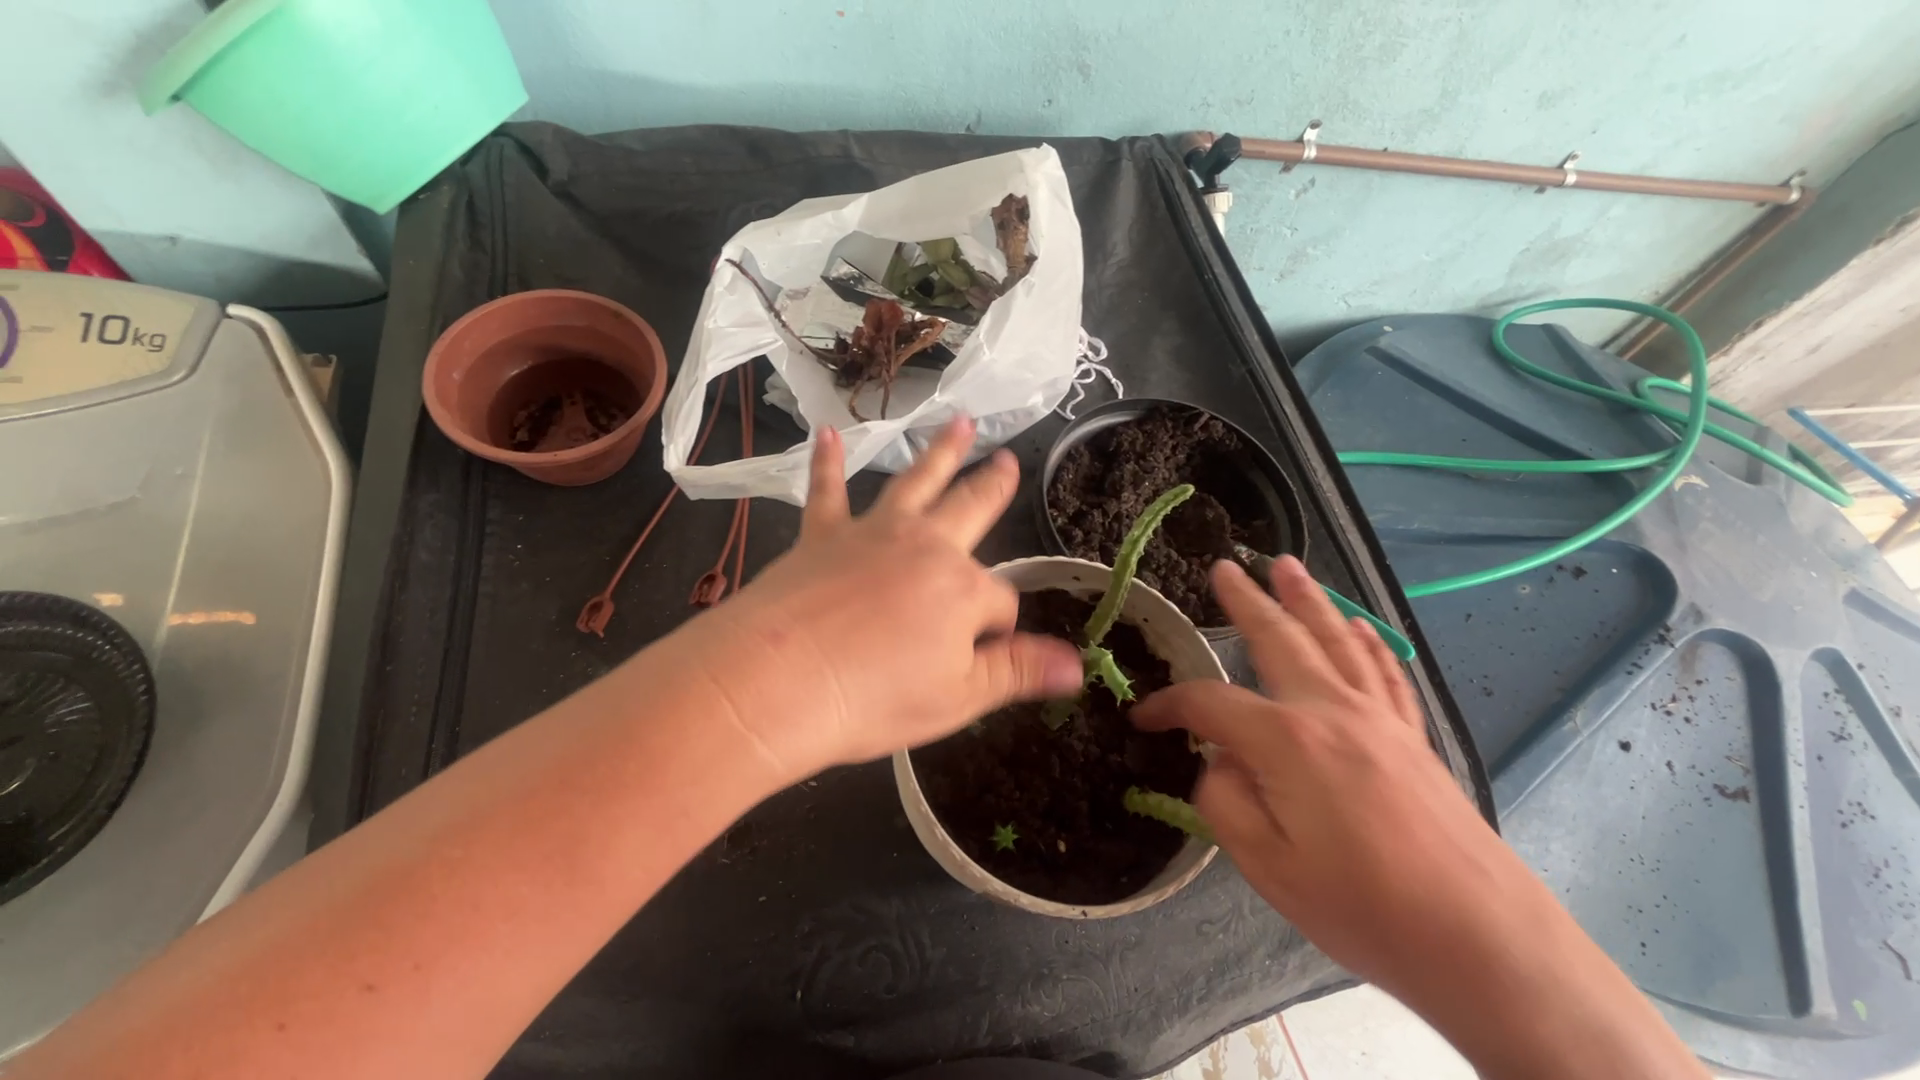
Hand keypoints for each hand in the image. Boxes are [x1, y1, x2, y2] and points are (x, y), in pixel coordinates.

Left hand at [670, 416, 1083, 786]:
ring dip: (938, 453)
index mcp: (963, 590)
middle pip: (971, 509)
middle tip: (1007, 459)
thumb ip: (1018, 673)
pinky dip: (828, 463)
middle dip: (992, 486)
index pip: (1001, 603)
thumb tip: (1078, 665)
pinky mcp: (822, 534)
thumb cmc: (875, 697)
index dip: (1000, 630)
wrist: (779, 681)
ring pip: (914, 483)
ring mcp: (872, 533)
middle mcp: (925, 547)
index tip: (986, 654)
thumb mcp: (960, 698)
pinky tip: (828, 434)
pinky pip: (827, 490)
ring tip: (959, 422)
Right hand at [1137, 558, 1705, 1079]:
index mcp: (1286, 741)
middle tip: (1225, 568)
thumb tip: (1218, 762)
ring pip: (1336, 641)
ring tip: (1287, 566)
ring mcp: (1379, 720)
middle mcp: (1332, 711)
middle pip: (1281, 640)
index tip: (1142, 718)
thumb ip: (1224, 801)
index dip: (1169, 706)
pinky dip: (1367, 644)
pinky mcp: (1412, 739)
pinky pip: (1385, 674)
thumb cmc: (1363, 907)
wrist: (1479, 936)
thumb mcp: (1266, 866)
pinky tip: (1359, 628)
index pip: (1210, 704)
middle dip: (1248, 602)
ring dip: (1308, 601)